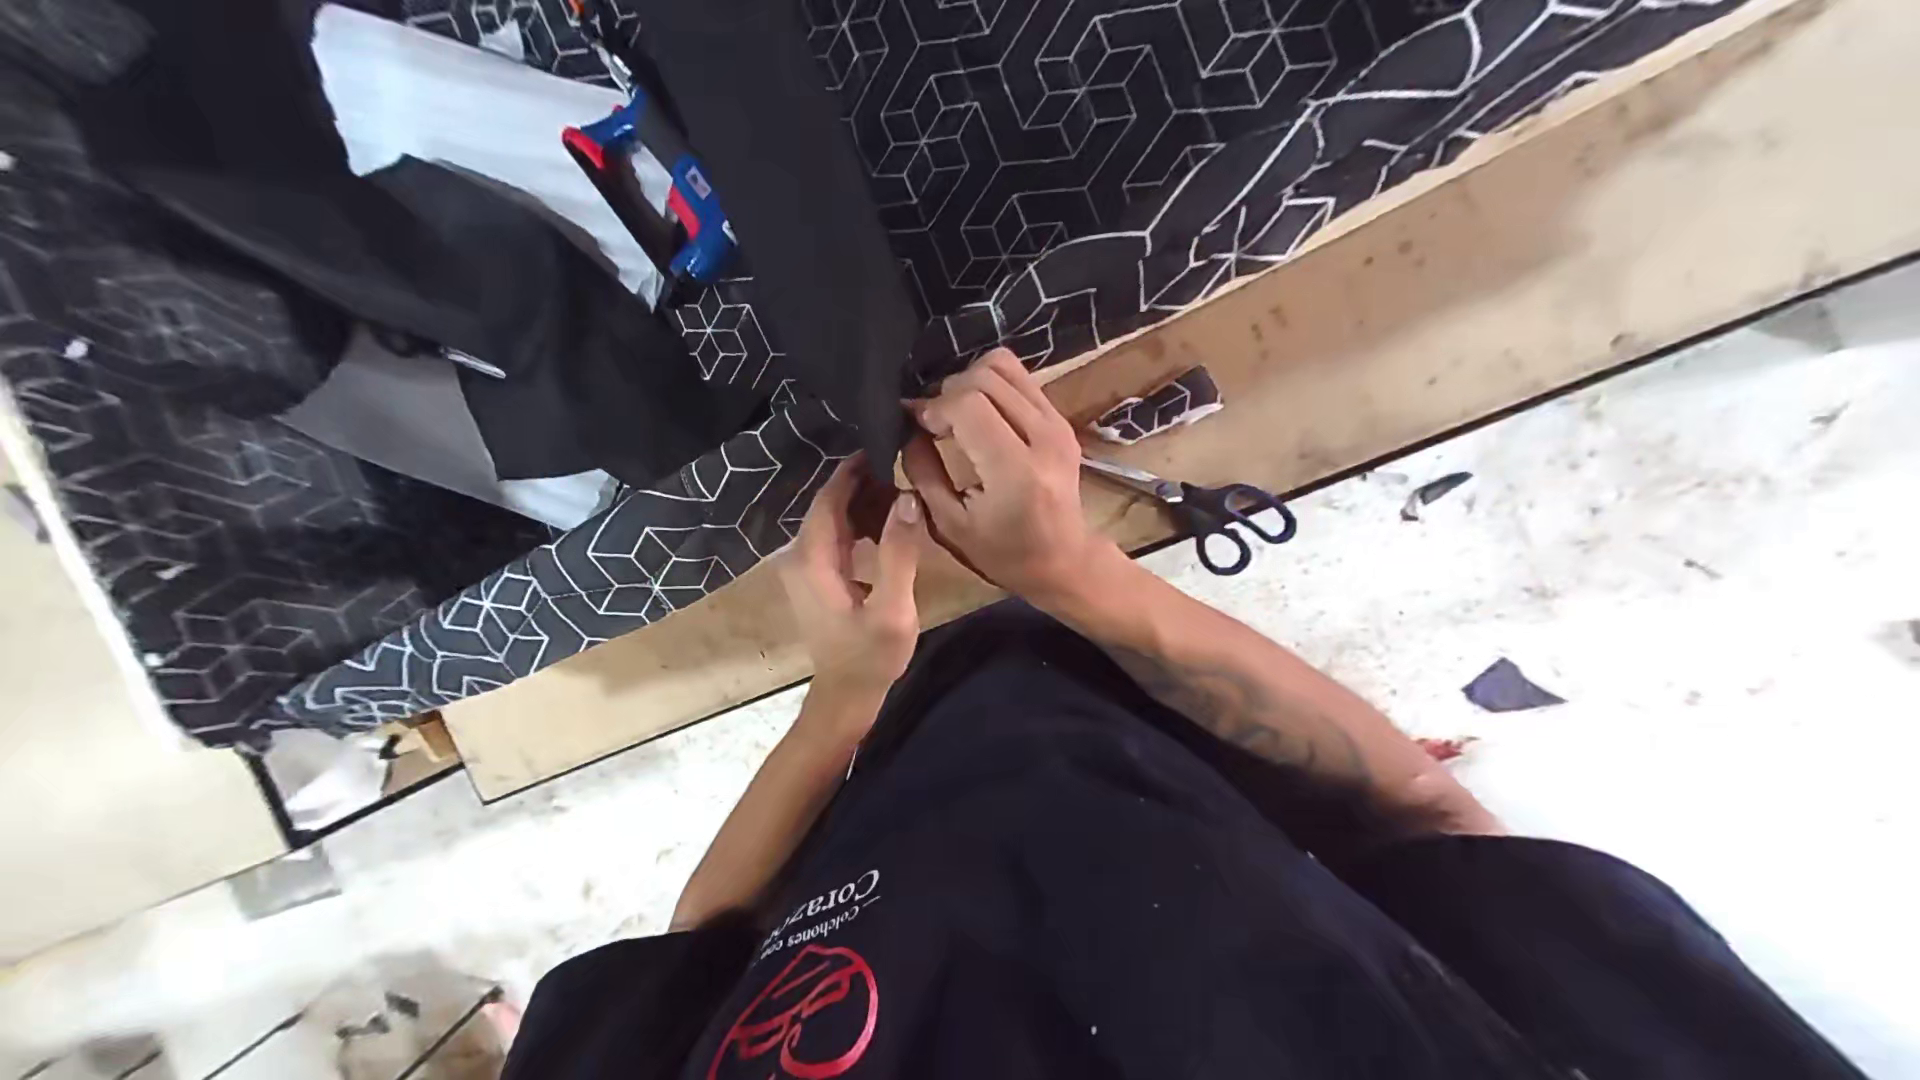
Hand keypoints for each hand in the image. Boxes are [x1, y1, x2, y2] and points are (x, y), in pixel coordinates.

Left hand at [779, 454, 923, 710]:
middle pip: (828, 505)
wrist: (847, 694)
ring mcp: (804, 568)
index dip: (852, 471)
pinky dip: (859, 524)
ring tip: (900, 491)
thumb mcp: (892, 607)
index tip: (882, 448)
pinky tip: (887, 523)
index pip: (828, 499)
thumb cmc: (871, 656)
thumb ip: (898, 552)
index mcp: (812, 559)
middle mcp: (799, 557)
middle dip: (861, 484)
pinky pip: (836, 537)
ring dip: (862, 503)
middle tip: (901, 468)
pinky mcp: (816, 578)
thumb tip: (906, 498)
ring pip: (832, 520)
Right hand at [902, 348, 1119, 604]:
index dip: (933, 408)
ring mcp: (1058, 423)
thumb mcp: (949, 524)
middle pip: (984, 378)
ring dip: (969, 382)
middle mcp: (1044, 438)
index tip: (917, 426)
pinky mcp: (1061, 418)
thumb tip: (907, 426)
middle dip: (947, 393)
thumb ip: (922, 471)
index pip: (968, 405)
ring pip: (1002, 365)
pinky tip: (978, 413)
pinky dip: (990, 384)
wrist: (1063, 558)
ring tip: (956, 414)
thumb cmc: (1002, 553)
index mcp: (1016, 472)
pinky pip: (1019, 377)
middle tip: (933, 423)